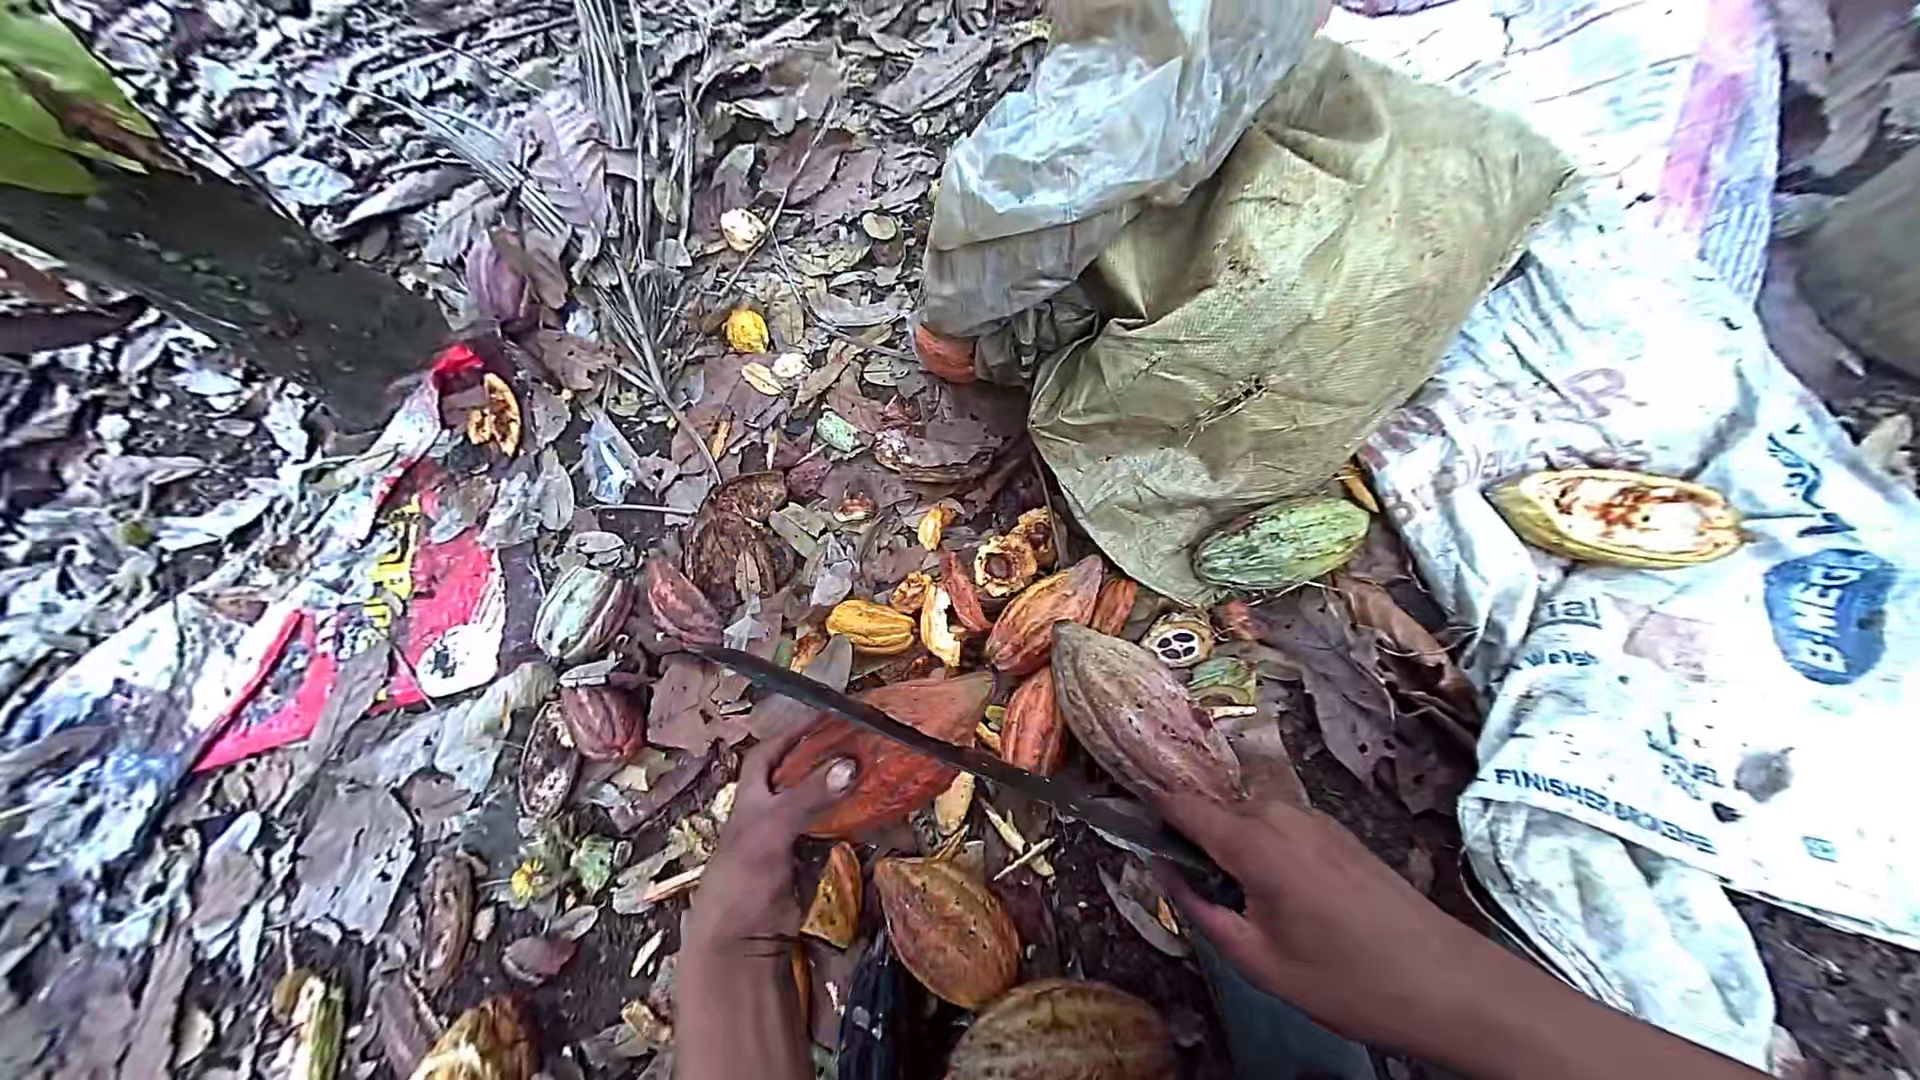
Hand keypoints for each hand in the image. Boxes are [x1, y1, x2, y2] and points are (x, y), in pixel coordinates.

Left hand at [683, 718, 857, 957]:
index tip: (826, 713)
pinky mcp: (816, 856)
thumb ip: (808, 795)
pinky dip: (861, 819)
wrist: (745, 941)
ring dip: (851, 785)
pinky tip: (880, 808)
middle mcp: (775, 807)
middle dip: (833, 755)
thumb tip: (849, 764)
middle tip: (865, 737)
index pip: (772, 749)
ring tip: (880, 765)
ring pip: (828, 799)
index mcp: (754, 793)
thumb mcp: (771, 828)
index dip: (795, 730)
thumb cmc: (743, 876)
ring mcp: (797, 832)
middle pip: (807, 771)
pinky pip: (842, 829)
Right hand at [1155, 793, 1767, 1079]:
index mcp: (1252, 842)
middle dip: (1187, 819)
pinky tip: (1269, 877)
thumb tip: (1164, 870)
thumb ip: (1200, 909)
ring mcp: (1309, 815)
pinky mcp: (1333, 827)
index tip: (1123, 799)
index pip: (1182, 804)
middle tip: (1174, 854)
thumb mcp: (1260, 962)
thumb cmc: (1347, 979)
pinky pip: (1275, 816)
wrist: (1454, 985)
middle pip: (1214, 800)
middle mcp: (1276, 813)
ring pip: (1245, 806)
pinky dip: (1255, 832)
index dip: (1150, 800)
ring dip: (1223, 826)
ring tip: (1221, 872)